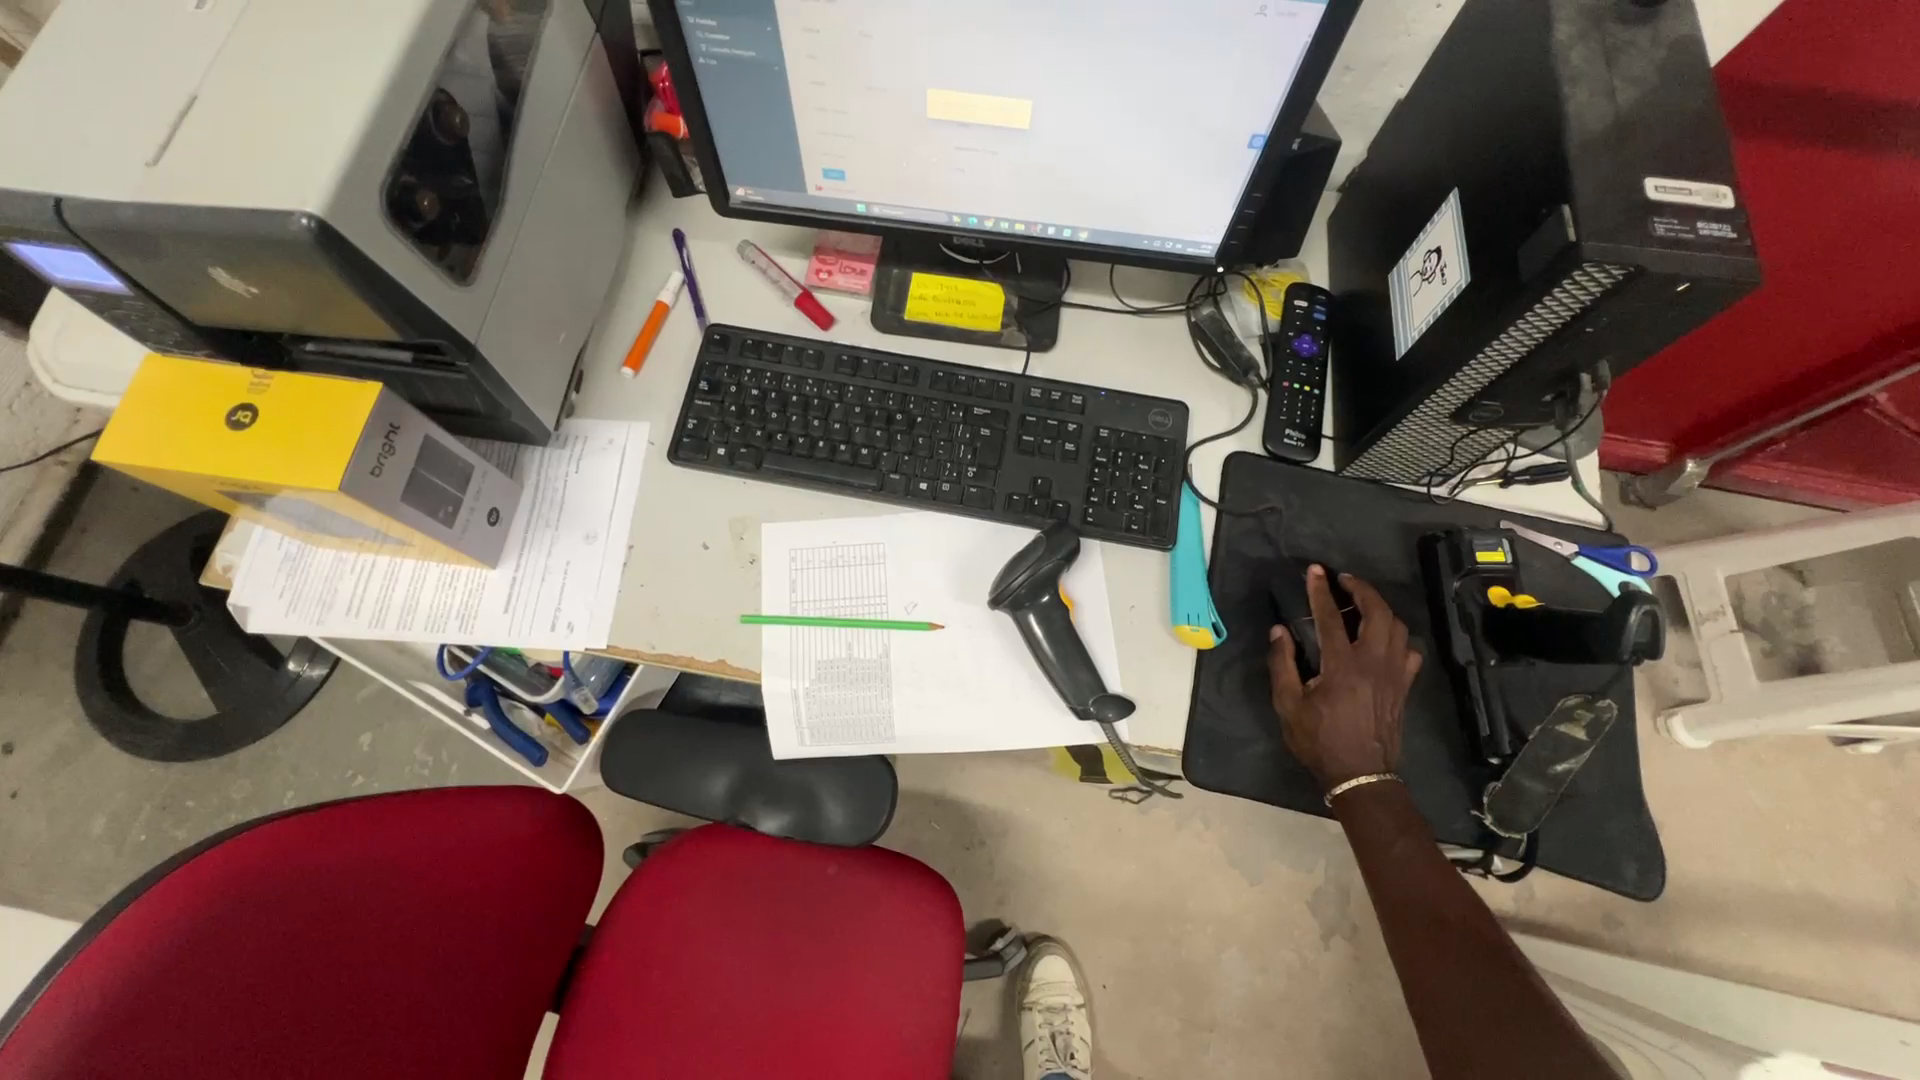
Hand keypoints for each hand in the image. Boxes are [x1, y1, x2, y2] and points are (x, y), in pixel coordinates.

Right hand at [1268, 566, 1422, 789]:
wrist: (1359, 774)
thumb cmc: (1318, 740)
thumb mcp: (1288, 705)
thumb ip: (1282, 664)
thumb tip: (1279, 631)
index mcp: (1343, 666)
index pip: (1331, 617)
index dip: (1320, 591)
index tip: (1315, 571)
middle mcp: (1374, 663)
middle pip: (1378, 613)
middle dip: (1362, 590)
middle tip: (1344, 581)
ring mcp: (1395, 674)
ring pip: (1398, 628)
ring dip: (1381, 609)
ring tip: (1362, 604)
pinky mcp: (1405, 686)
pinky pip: (1410, 651)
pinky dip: (1398, 638)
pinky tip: (1384, 640)